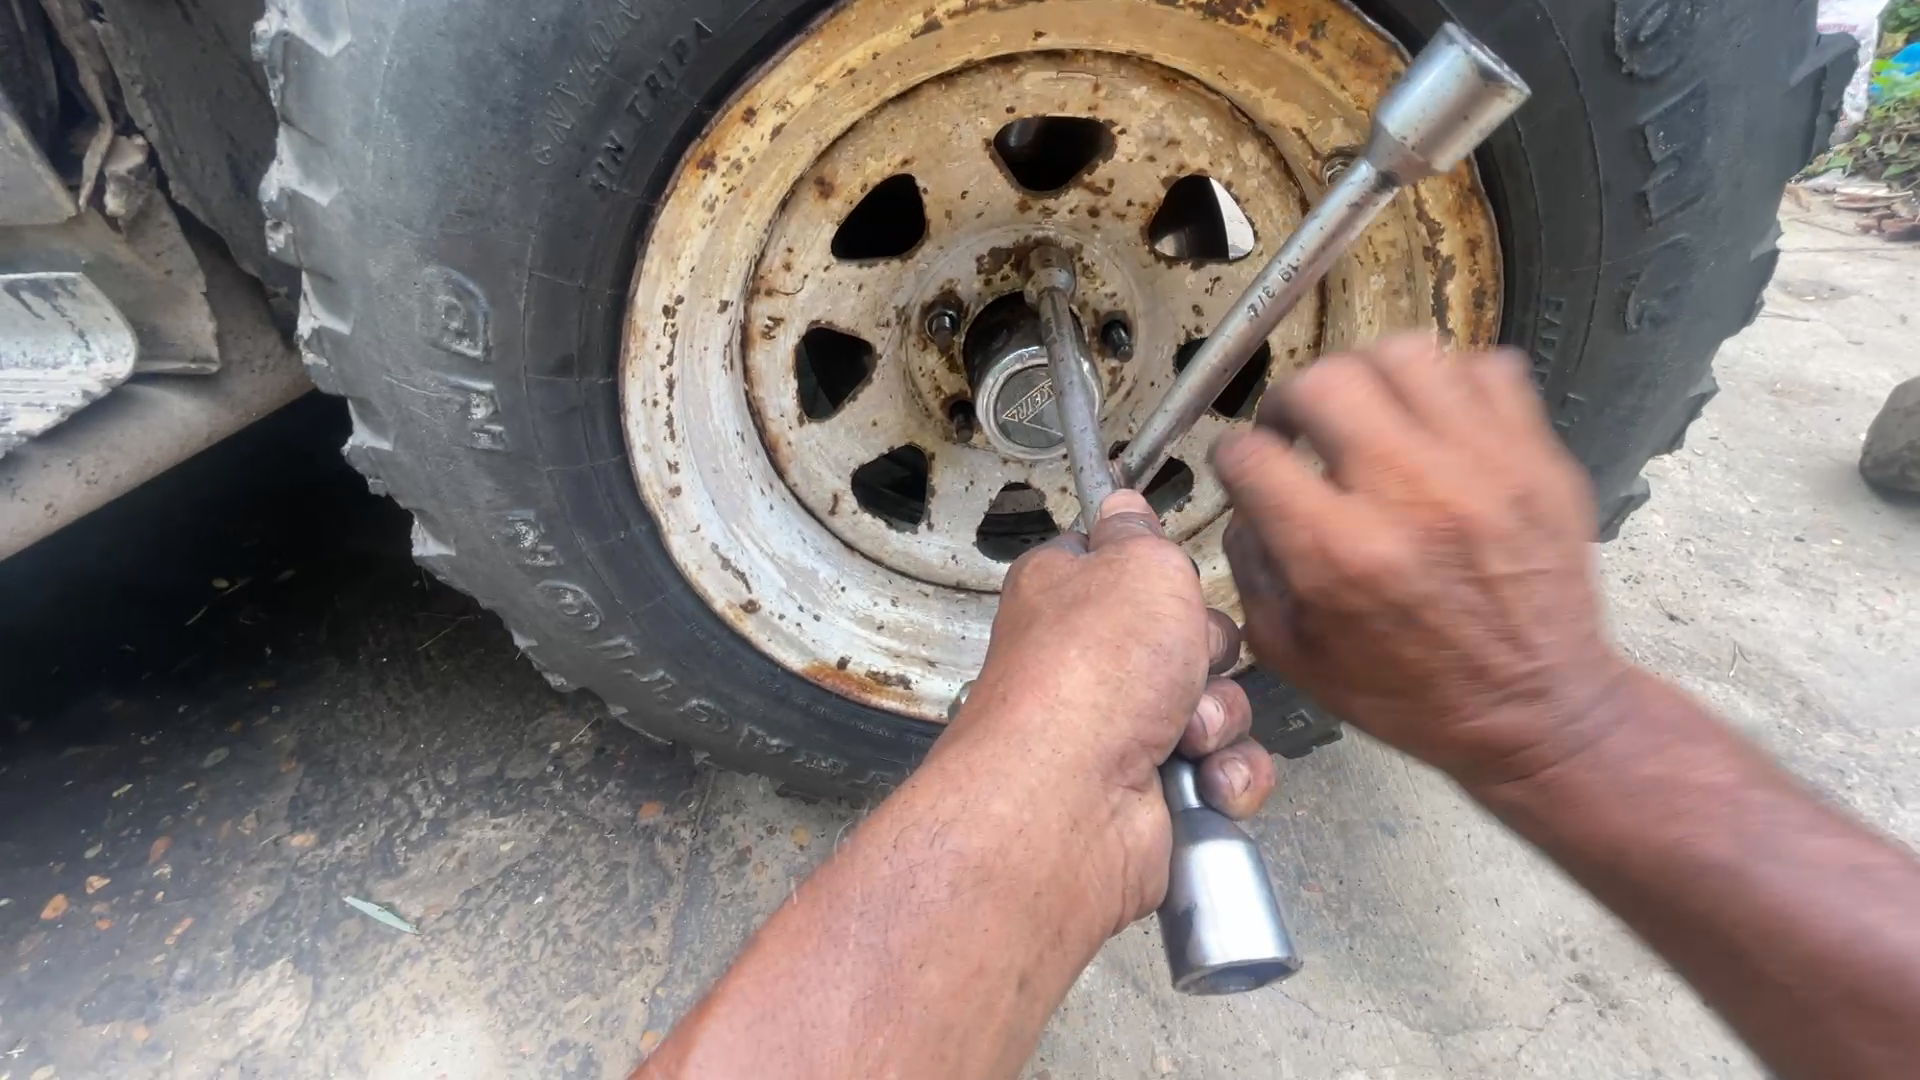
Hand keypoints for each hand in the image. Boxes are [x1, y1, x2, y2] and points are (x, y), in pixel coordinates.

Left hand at [942, 490, 1276, 932]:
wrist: (1073, 799)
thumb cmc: (1099, 661)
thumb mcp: (1132, 565)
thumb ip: (1137, 531)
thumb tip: (1120, 501)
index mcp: (1065, 592)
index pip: (1121, 562)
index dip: (1155, 570)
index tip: (1166, 580)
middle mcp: (1087, 657)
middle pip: (1185, 631)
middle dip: (1202, 648)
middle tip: (1180, 662)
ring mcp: (1118, 726)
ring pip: (1214, 699)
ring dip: (1217, 715)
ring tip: (1183, 734)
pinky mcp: (1154, 788)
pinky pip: (1223, 765)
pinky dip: (1224, 773)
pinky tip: (1203, 780)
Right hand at [1212, 335, 1630, 790]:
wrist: (1538, 711)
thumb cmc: (1400, 691)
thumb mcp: (1289, 651)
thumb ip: (1249, 566)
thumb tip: (1246, 500)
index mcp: (1336, 553)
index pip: (1251, 455)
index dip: (1231, 456)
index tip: (1243, 469)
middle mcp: (1407, 496)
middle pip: (1323, 383)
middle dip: (1287, 401)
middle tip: (1294, 431)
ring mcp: (1483, 467)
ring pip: (1403, 355)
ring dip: (1361, 379)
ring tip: (1360, 417)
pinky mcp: (1538, 459)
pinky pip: (1484, 368)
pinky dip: (1442, 384)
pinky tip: (1428, 425)